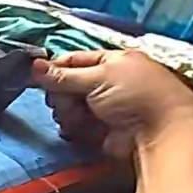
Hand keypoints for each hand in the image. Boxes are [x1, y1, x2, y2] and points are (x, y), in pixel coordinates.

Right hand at [31, 49, 192, 157]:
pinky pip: (74, 124)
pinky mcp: (99, 128)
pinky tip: (77, 129)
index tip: (37, 79)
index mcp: (111, 61)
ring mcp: (102, 106)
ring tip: (77, 118)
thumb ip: (63, 76)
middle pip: (66, 85)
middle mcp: (105, 82)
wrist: (159, 132)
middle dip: (61, 95)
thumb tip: (33, 66)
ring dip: (66, 112)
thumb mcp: (98, 78)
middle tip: (66, 102)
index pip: (73, 60)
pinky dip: (72, 127)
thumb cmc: (134, 95)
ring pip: (67, 106)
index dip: (54, 69)